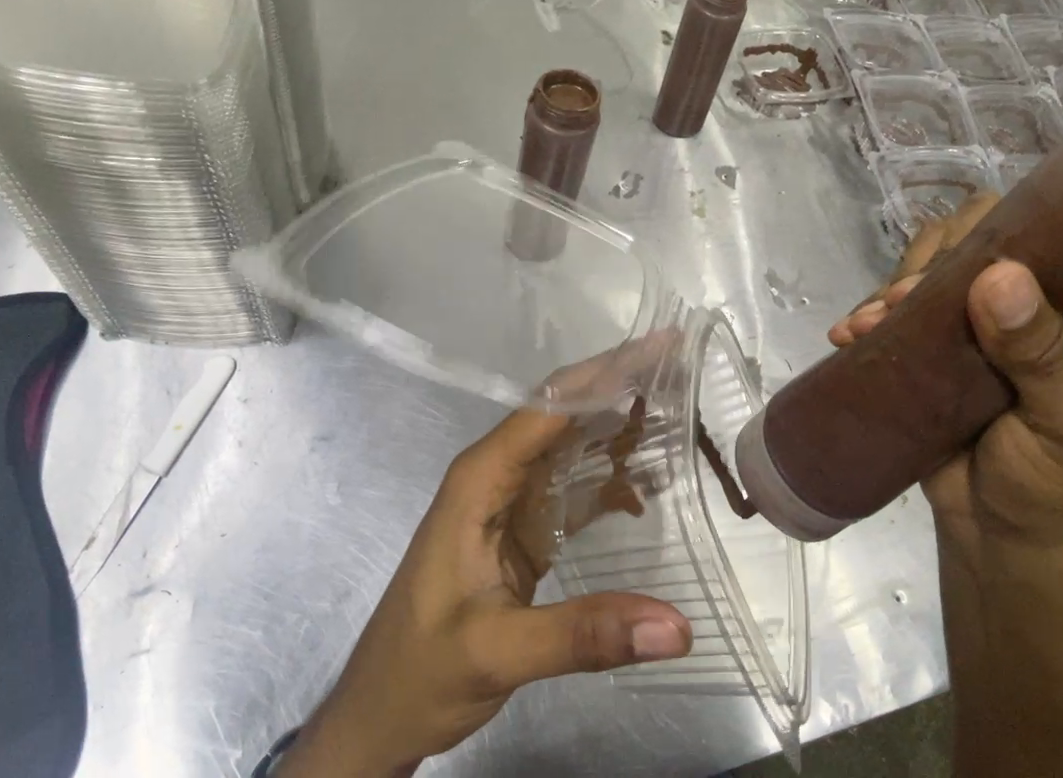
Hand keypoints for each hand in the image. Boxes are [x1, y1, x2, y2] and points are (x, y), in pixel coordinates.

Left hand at [284, 407, 693, 776]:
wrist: (380, 713)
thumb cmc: (421, 669)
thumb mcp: (499, 652)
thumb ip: (583, 634)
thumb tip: (677, 627)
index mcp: (480, 480)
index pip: (549, 407)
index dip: (604, 374)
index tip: (660, 349)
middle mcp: (494, 477)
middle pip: (563, 415)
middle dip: (619, 388)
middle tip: (682, 369)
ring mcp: (507, 504)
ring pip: (569, 448)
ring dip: (617, 430)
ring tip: (676, 412)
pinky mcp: (520, 533)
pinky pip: (570, 490)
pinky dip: (608, 480)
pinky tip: (645, 489)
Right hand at [829, 196, 1062, 556]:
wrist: (993, 537)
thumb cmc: (1054, 485)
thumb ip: (1043, 355)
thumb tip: (999, 274)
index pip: (1059, 235)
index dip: (1010, 229)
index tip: (964, 257)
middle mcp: (1036, 304)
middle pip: (981, 237)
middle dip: (932, 260)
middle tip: (903, 300)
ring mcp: (980, 323)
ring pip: (933, 266)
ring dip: (893, 285)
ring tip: (868, 325)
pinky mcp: (934, 346)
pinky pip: (898, 308)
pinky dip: (870, 313)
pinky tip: (847, 335)